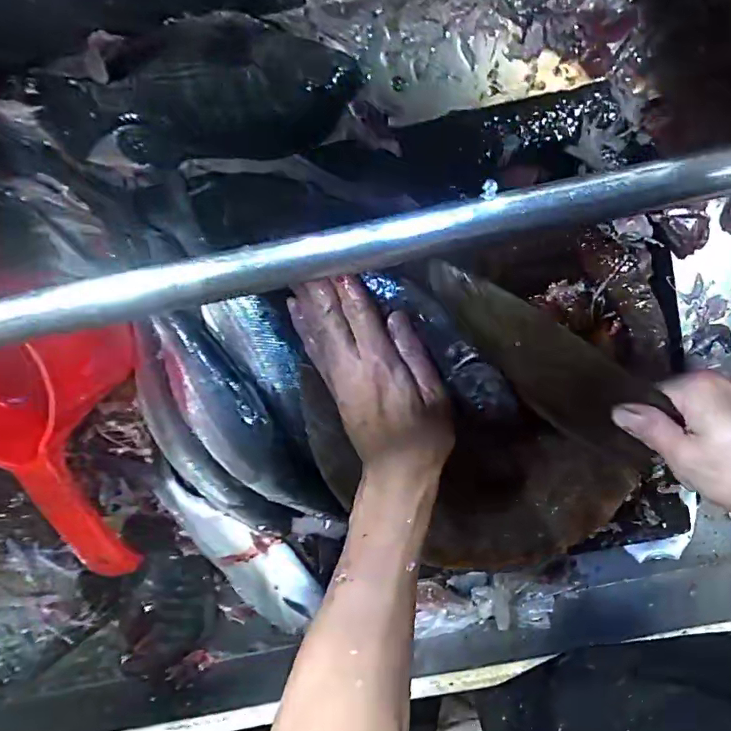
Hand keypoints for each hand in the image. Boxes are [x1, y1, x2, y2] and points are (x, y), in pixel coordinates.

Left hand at [289, 276, 453, 479]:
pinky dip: (304, 328)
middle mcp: (353, 368)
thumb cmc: (426, 434)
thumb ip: (415, 354)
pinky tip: (296, 311)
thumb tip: (396, 317)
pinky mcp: (333, 389)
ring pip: (318, 332)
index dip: (348, 288)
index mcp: (381, 366)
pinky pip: (315, 351)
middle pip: (331, 320)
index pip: (361, 317)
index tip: (339, 260)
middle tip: (306, 257)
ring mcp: (339, 379)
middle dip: (320, 288)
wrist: (396, 473)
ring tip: (295, 274)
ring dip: (307, 302)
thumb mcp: (435, 396)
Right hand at [610, 370, 730, 539]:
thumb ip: (649, 429)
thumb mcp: (685, 458)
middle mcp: (719, 377)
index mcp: (694, 384)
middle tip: (686, 464)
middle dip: (677, 429)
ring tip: (715, 466)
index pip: (651, 395)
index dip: (649, 425)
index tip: (659, 452)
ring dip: (701, 433)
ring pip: (704, 410)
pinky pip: (727, 414)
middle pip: (678, 401)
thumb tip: (619, 408)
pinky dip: (724, 434)